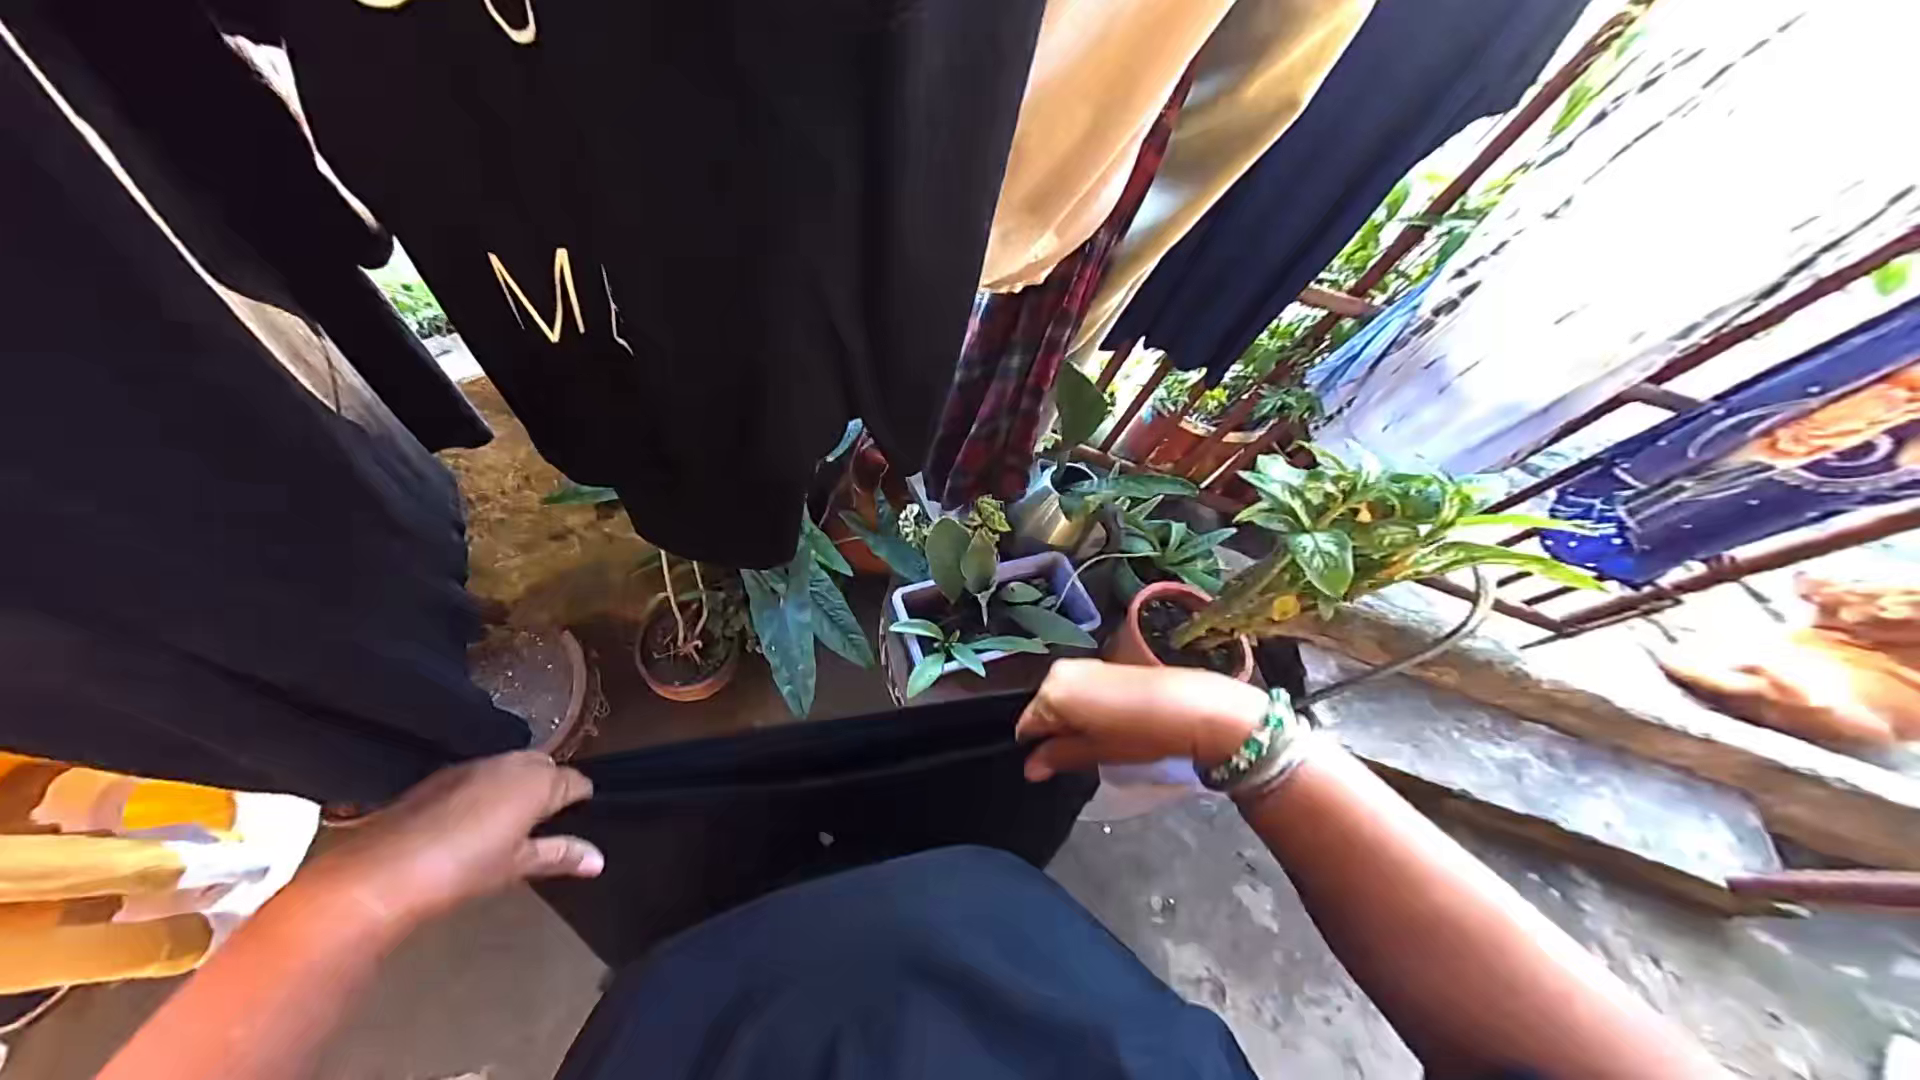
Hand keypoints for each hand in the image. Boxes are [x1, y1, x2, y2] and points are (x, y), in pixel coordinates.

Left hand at [300, 751, 601, 928]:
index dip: (579, 801)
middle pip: (546, 767)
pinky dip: (483, 792)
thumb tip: (596, 860)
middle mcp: (511, 763)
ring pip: (511, 768)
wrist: (377, 877)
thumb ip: (562, 855)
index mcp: (539, 781)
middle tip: (540, 826)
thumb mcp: (518, 865)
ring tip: (504, 827)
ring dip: (515, 788)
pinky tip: (468, 824)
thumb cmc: (458, 870)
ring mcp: (473, 767)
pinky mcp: (440, 777)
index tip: (575, 819)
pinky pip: (478, 776)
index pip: (577, 781)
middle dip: (548, 789)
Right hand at [1016, 659, 1268, 780]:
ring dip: (1070, 718)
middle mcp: (1059, 672)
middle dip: (1054, 730)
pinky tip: (1108, 720)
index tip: (1053, 764)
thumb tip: (1030, 768)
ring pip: (1061, 697)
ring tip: (1097, 738)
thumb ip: (1057, 757)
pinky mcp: (1101, 663)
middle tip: (1080, 751)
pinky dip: (1084, 705)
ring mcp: (1081, 664)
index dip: (1037, 749)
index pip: (1026, 726)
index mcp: (1051, 693)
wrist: (1188, 706)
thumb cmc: (1137, 734)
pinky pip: (1078, 687)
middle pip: (1043, 708)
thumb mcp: (1095, 751)